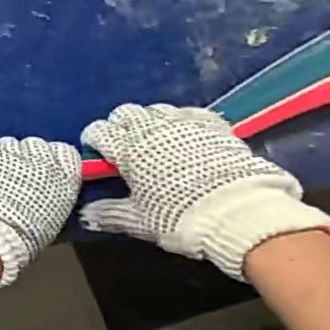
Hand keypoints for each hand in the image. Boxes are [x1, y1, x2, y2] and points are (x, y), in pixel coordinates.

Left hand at [0, 136, 81, 285]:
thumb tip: (50, 191)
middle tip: (18, 172)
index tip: (46, 168)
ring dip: (4, 156)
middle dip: (26, 155)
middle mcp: (38, 158)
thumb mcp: (54, 213)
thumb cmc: (29, 230)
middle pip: (34, 145)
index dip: (53, 158)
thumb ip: (55, 194)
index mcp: (63, 174)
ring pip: (8, 145)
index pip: (64, 152)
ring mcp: (10, 154)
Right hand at [79, 103, 329, 279]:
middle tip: (127, 147)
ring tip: (158, 141)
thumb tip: (86, 215)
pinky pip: (192, 114)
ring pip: (157, 109)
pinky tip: (189, 137)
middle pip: (126, 113)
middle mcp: (152, 130)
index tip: (99, 156)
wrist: (243, 215)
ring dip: (152, 121)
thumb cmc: (180, 216)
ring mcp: (185, 126)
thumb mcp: (139, 221)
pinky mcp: (216, 128)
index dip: (94, 141)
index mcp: (126, 150)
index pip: (98, 131)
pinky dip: (185, 122)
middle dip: (121, 126)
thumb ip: (108, 214)